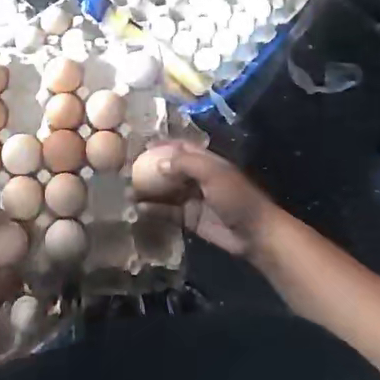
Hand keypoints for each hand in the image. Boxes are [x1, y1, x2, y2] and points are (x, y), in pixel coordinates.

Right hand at [130, 142, 280, 259]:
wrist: (254, 233)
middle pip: (170, 170)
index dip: (161, 146)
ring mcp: (193, 199)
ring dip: (148, 191)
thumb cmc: (236, 198)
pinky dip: (154, 210)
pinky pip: (168, 212)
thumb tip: (156, 162)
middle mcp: (198, 177)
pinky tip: (138, 210)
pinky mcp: (190, 219)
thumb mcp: (213, 173)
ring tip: (125, 192)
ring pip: (166, 192)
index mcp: (207, 161)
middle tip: (125, 172)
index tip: (138, 147)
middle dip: (149, 170)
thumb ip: (185, 164)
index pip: (180, 147)